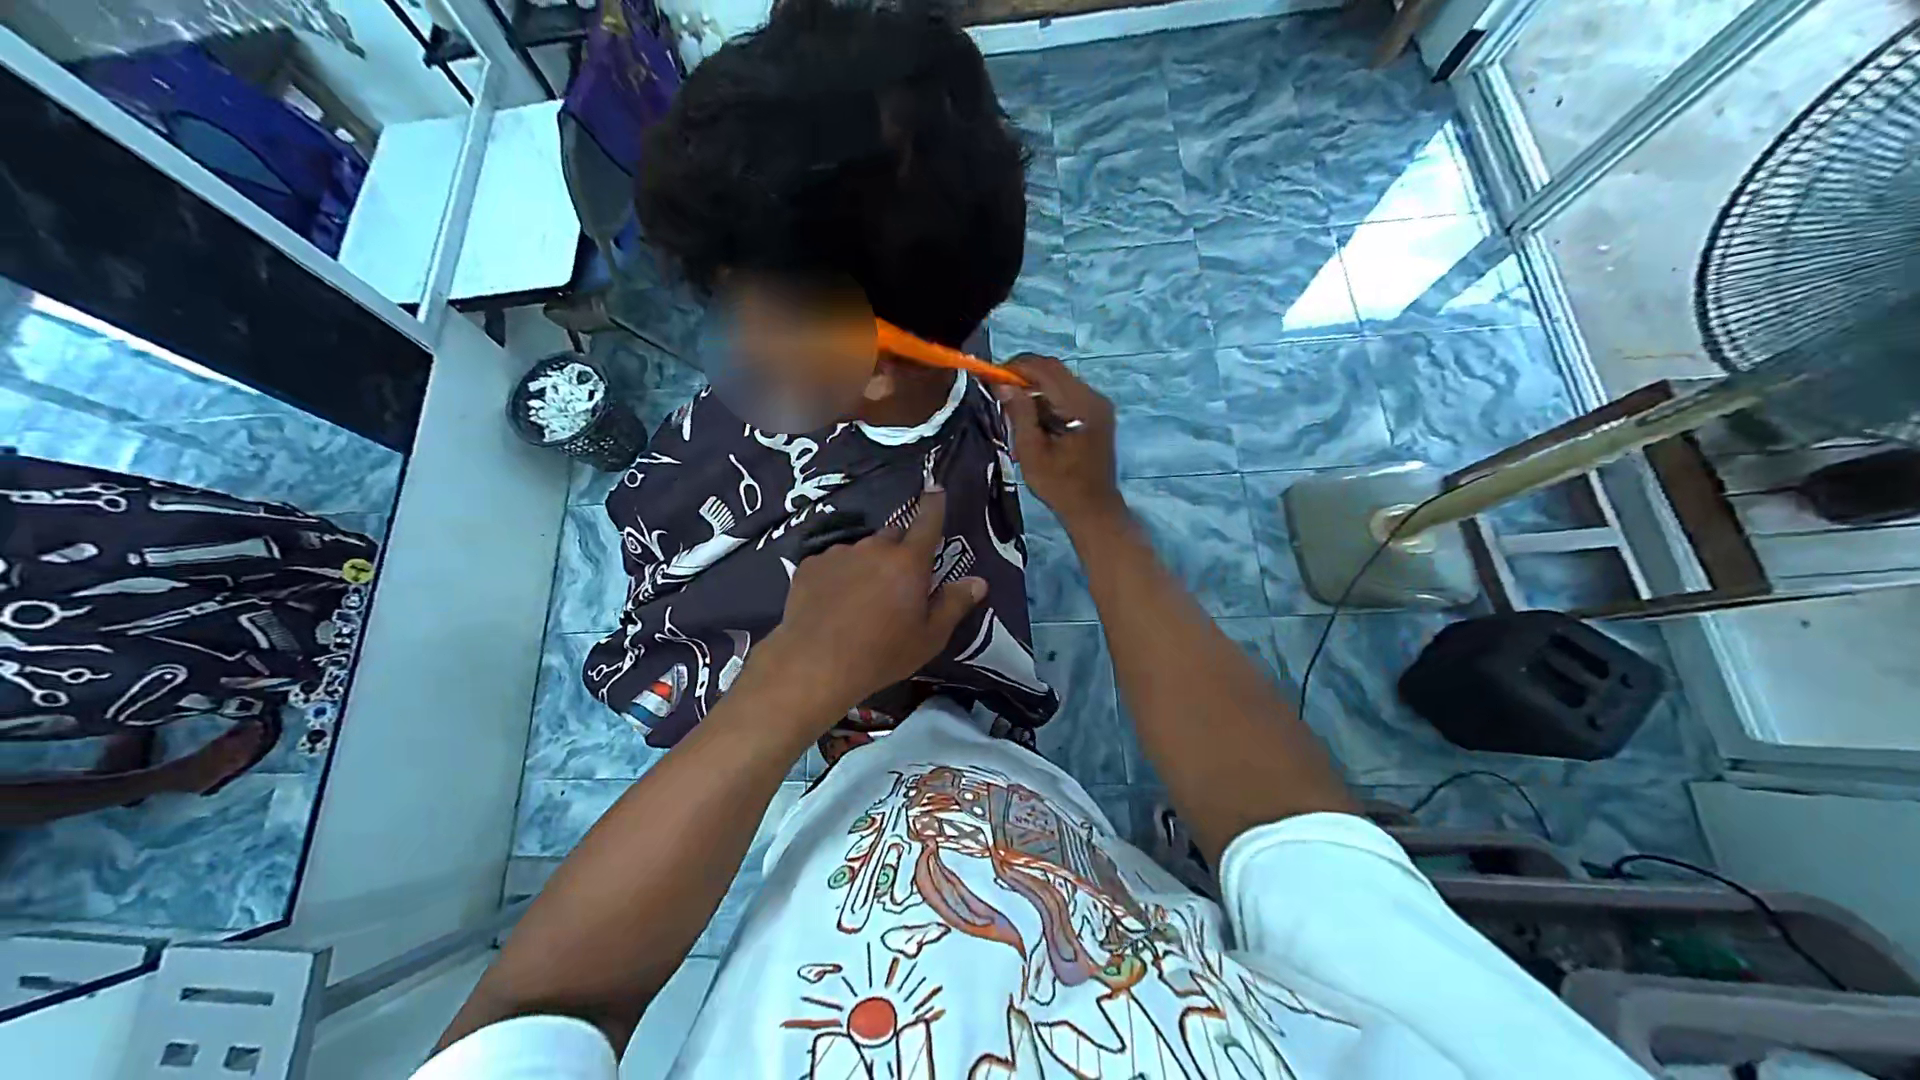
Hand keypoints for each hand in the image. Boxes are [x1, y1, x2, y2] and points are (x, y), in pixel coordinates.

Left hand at [752, 488, 985, 722]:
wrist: (815, 664)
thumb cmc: (881, 654)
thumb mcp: (929, 638)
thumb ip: (954, 604)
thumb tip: (978, 582)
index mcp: (908, 562)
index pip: (927, 521)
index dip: (934, 504)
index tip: (935, 488)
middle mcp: (874, 548)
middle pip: (893, 536)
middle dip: (900, 551)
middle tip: (898, 583)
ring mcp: (839, 554)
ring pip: (862, 551)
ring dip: (867, 565)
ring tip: (861, 600)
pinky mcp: (810, 566)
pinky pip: (833, 563)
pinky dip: (839, 576)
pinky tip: (833, 604)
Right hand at [995, 355, 1124, 526]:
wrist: (1093, 507)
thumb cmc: (1060, 485)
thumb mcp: (1032, 452)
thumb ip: (1020, 414)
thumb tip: (1004, 384)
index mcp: (1081, 406)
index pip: (1045, 370)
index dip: (1016, 367)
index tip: (992, 376)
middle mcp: (1094, 397)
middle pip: (1054, 370)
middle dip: (1024, 374)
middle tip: (999, 389)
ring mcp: (1098, 404)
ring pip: (1061, 379)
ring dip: (1035, 385)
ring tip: (1013, 403)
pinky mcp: (1097, 412)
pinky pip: (1068, 392)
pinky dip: (1047, 396)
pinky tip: (1034, 414)